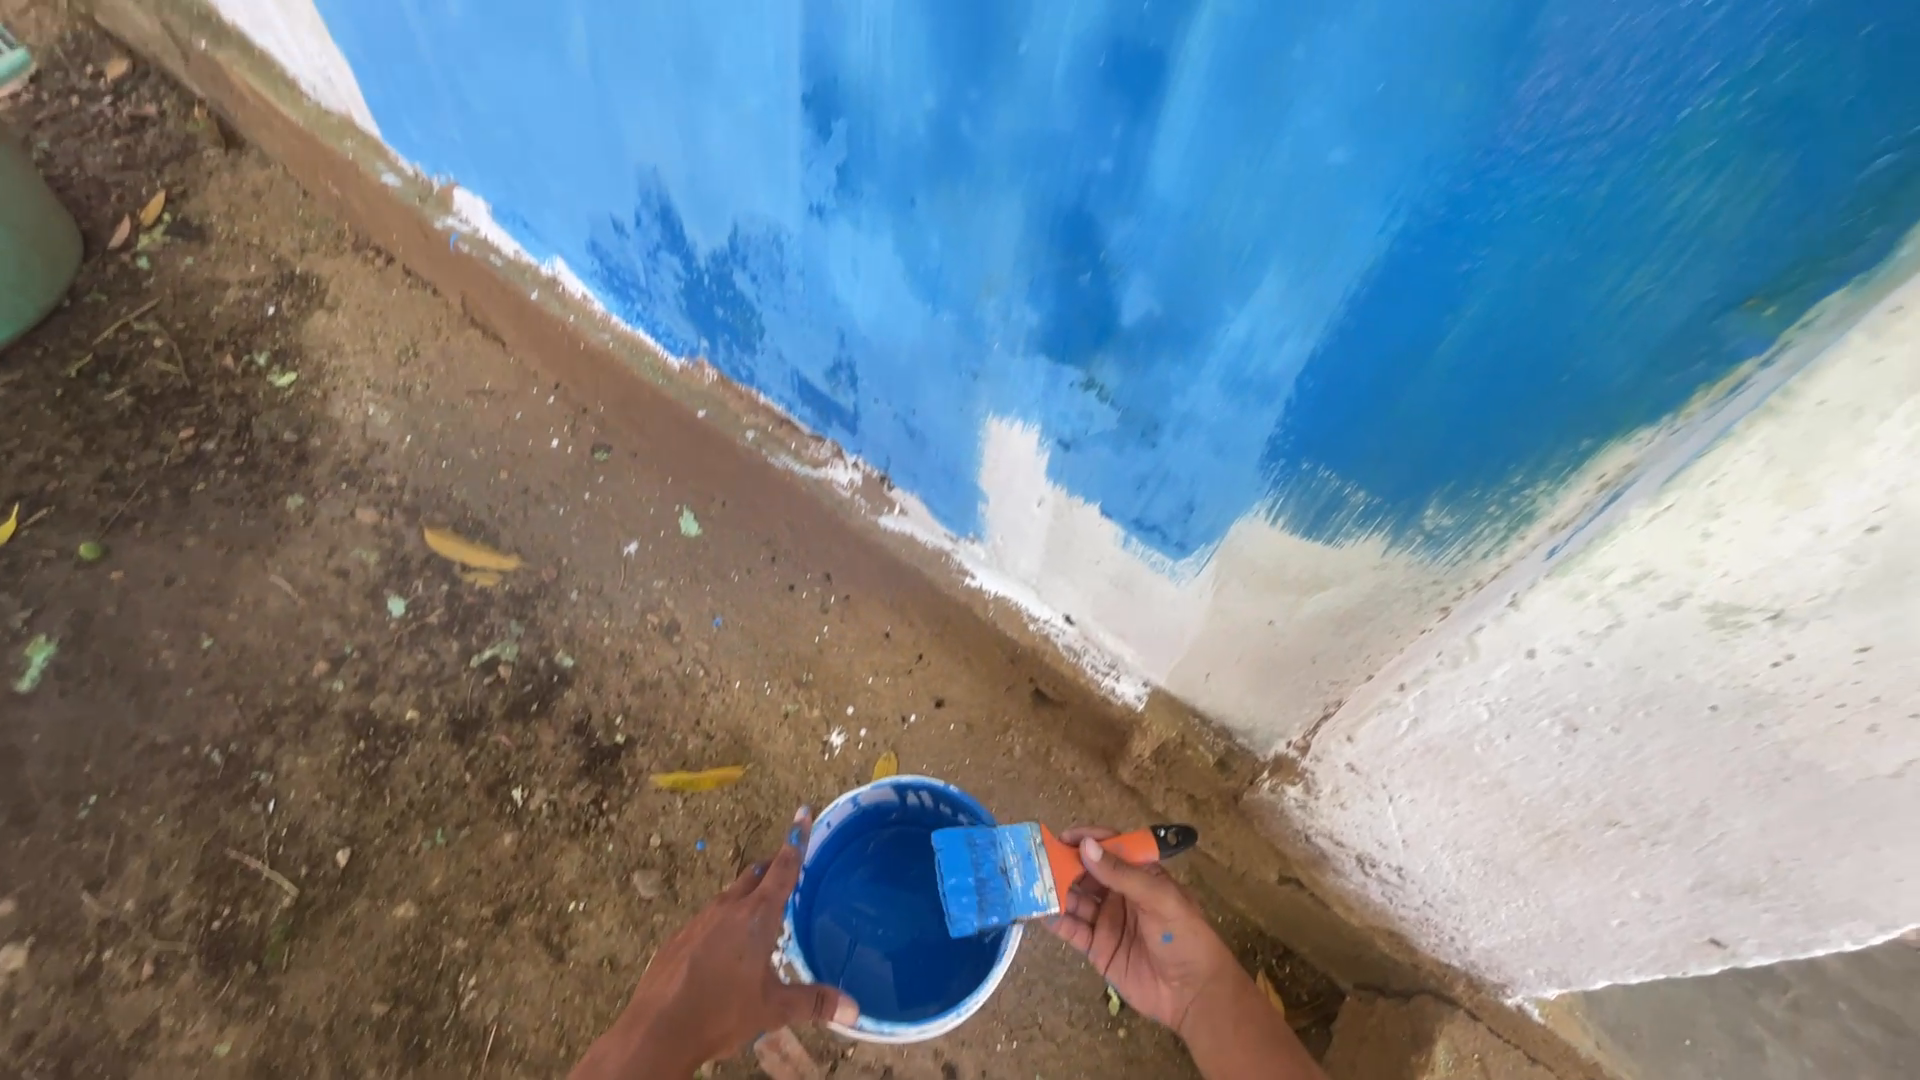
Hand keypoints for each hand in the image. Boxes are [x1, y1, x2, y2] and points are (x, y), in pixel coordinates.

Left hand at [571, 808, 859, 1079]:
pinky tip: (721, 951)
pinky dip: (721, 924)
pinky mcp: (679, 938)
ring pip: (729, 896)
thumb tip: (854, 1009)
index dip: (796, 839)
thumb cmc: (721, 1012)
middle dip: (771, 869)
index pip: (784, 867)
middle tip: (785, 873)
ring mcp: (700, 920)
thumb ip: (813, 1002)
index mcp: (758, 915)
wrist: (656, 1030)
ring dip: (746, 898)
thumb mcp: (773, 1008)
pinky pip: (707, 920)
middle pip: (755, 875)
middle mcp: (729, 908)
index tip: (803, 812)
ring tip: (756, 918)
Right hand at [1043, 825, 1239, 1035]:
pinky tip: (1042, 913)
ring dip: (1056, 892)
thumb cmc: (1184, 936)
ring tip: (1034, 886)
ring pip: (1075, 899)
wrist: (1194, 993)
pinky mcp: (1098, 947)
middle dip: (1063, 865)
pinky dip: (1056, 921)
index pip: (1109, 848)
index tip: (1064, 838)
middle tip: (1039, 862)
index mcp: (1139, 874)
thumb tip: (1085, 846)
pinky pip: (1072, 930)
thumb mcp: (1159, 898)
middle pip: (1085, 872)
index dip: (1087, 840)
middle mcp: (1119, 893)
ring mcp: (1107, 920)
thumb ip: (1121, 874)